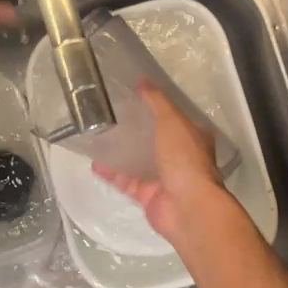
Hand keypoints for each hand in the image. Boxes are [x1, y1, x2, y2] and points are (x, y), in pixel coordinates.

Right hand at [92, 80, 236, 246]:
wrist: (186, 206)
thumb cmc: (185, 159)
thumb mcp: (172, 121)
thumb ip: (157, 102)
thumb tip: (143, 80)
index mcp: (193, 138)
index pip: (175, 118)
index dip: (158, 106)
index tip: (136, 96)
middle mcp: (180, 157)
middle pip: (156, 140)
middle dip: (137, 130)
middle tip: (113, 115)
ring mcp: (164, 178)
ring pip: (140, 161)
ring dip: (122, 151)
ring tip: (99, 136)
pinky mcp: (148, 195)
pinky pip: (126, 181)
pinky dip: (112, 172)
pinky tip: (94, 162)